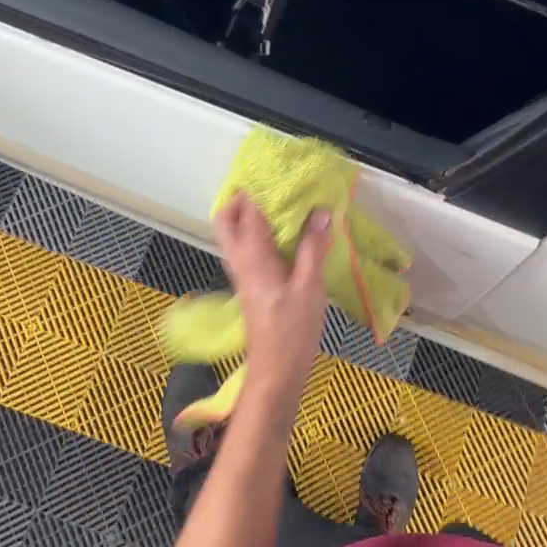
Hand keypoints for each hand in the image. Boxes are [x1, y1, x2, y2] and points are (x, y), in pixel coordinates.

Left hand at [214, 193, 332, 413]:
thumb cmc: (292, 331)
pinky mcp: (250, 287)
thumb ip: (313, 248)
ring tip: (280, 207)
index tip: (279, 174)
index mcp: (253, 257)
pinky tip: (285, 238)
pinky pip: (246, 250)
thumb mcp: (310, 287)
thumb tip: (322, 212)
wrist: (276, 372)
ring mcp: (242, 275)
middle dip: (240, 200)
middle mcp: (241, 262)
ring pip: (233, 236)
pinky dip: (258, 235)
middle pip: (225, 221)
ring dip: (248, 217)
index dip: (260, 189)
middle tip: (268, 189)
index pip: (248, 212)